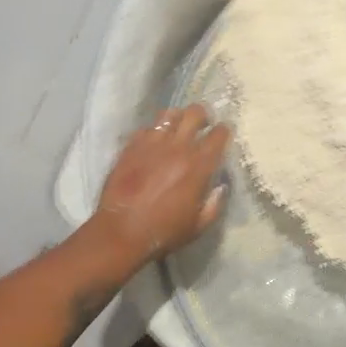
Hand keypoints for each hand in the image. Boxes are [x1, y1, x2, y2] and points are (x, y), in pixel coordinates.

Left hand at [96, 104, 231, 260]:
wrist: (121, 232)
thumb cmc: (163, 232)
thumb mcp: (198, 225)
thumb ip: (214, 204)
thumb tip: (220, 187)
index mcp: (198, 166)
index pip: (218, 135)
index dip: (224, 131)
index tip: (223, 135)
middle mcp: (177, 147)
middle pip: (195, 113)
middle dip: (203, 116)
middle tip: (202, 126)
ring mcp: (151, 143)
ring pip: (169, 114)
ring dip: (178, 118)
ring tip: (177, 129)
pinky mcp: (131, 146)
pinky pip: (146, 128)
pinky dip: (154, 131)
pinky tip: (154, 142)